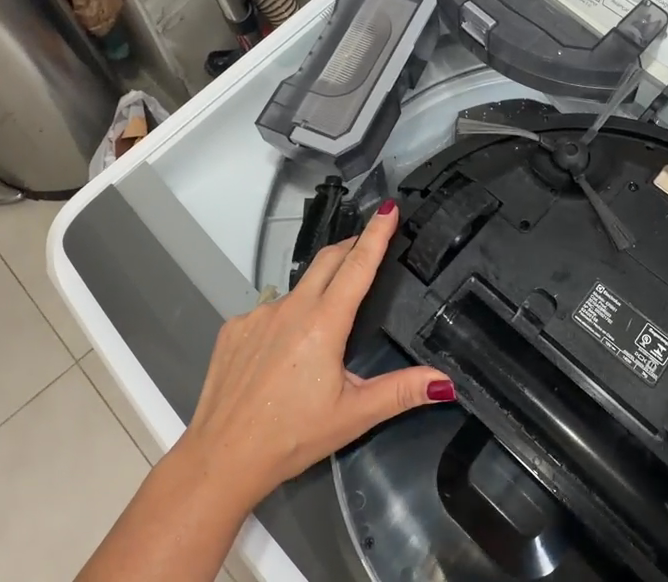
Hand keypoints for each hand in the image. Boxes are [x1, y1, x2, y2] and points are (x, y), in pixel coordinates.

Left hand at [175, 203, 451, 508]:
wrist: (221, 458)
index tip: (388, 208)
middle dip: (351, 246)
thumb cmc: (292, 437)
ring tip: (325, 323)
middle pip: (327, 261)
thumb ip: (401, 392)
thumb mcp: (353, 415)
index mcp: (324, 323)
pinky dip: (284, 319)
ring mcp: (257, 315)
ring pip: (297, 289)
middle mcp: (290, 308)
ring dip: (317, 291)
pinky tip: (283, 352)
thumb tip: (446, 382)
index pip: (358, 265)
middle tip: (369, 243)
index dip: (376, 234)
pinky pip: (267, 311)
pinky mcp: (233, 328)